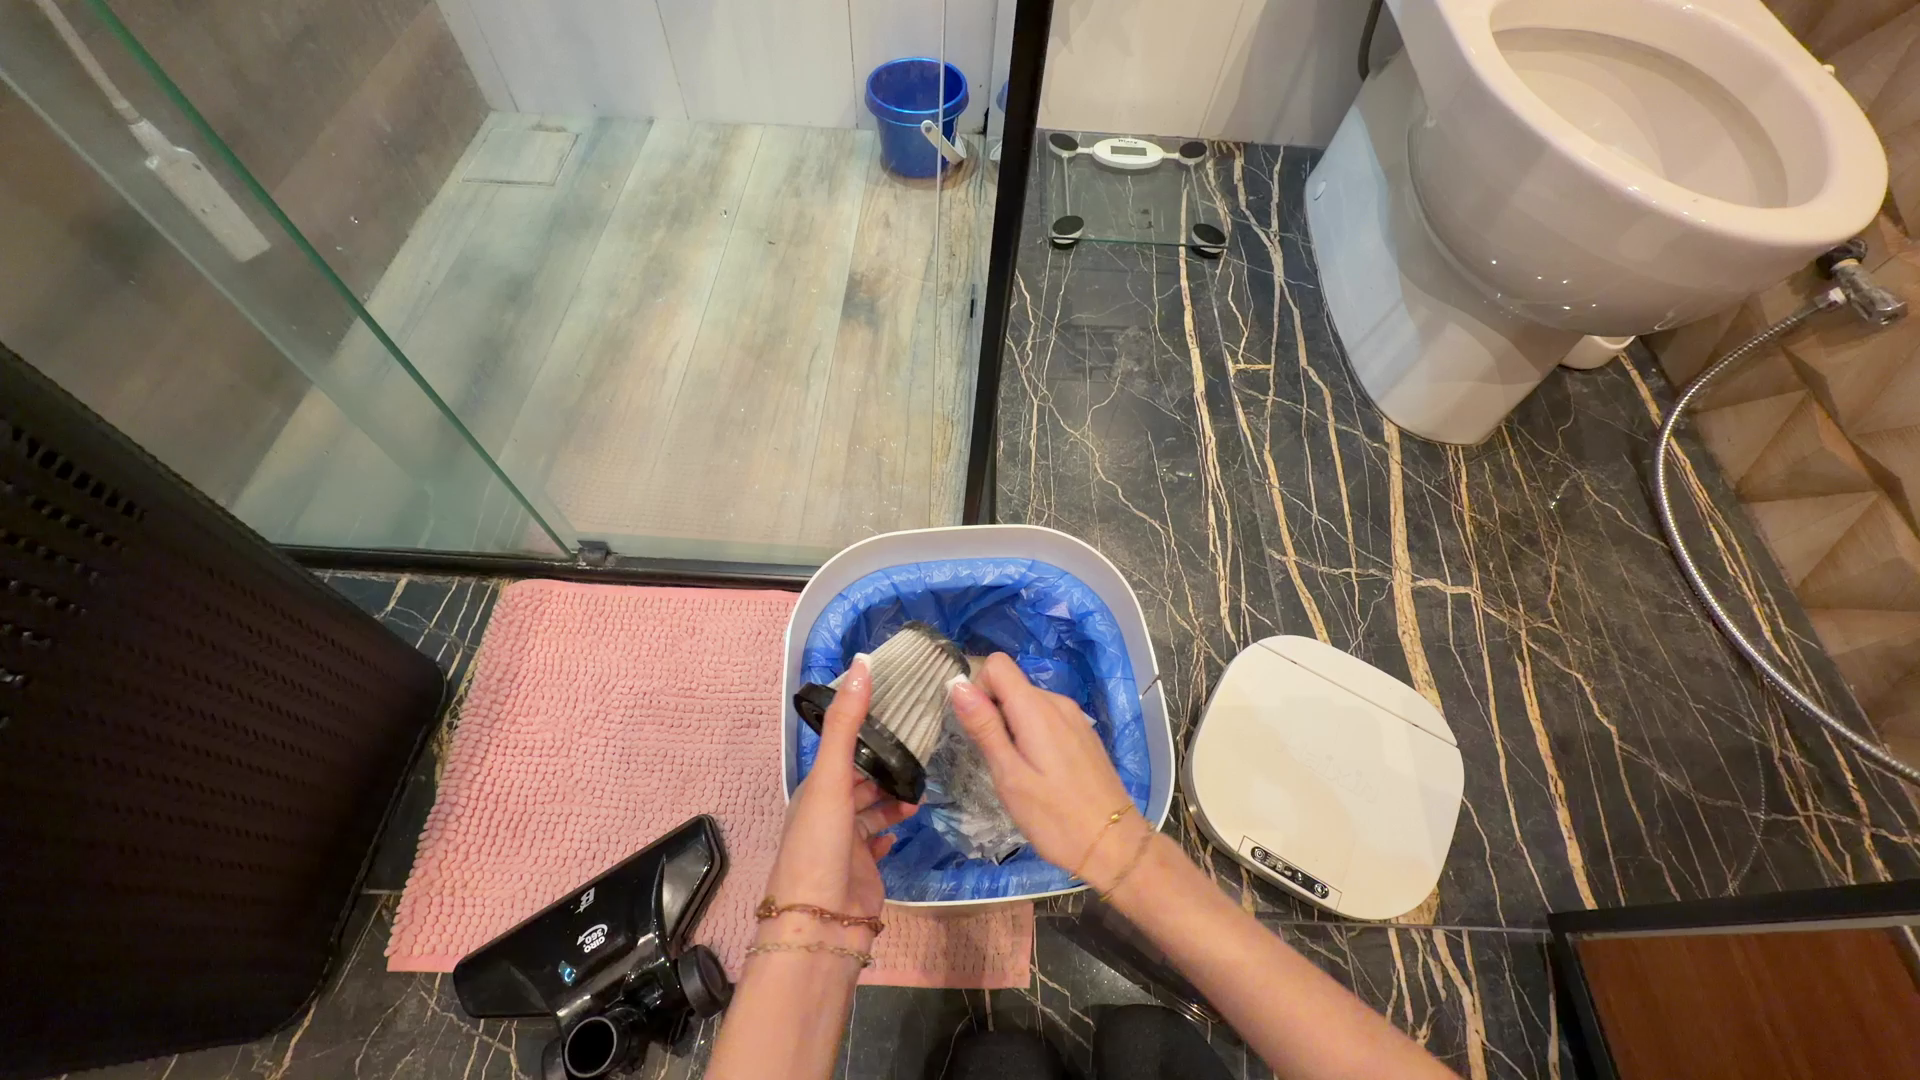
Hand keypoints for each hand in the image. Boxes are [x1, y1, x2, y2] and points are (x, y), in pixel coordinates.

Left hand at [764, 656, 917, 922]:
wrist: (821, 926)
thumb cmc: (819, 845)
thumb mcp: (831, 778)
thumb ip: (849, 724)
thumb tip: (862, 663)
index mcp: (814, 788)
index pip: (842, 747)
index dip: (867, 727)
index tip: (898, 707)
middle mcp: (827, 812)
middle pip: (860, 778)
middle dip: (887, 764)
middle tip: (922, 747)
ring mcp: (845, 843)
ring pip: (872, 808)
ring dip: (894, 796)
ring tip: (920, 787)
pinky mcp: (863, 870)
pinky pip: (879, 840)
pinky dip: (892, 828)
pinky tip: (907, 821)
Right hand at [947, 653, 1140, 881]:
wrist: (1113, 845)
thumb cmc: (1054, 816)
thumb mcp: (1009, 776)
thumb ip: (985, 727)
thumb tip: (958, 686)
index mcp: (1037, 709)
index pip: (998, 665)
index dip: (979, 690)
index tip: (980, 729)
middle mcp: (1058, 703)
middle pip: (1012, 685)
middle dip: (994, 714)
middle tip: (999, 762)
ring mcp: (1075, 717)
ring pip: (1029, 703)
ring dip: (1014, 727)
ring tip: (1020, 772)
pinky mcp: (1083, 734)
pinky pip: (1048, 719)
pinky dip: (1034, 736)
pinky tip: (1042, 774)